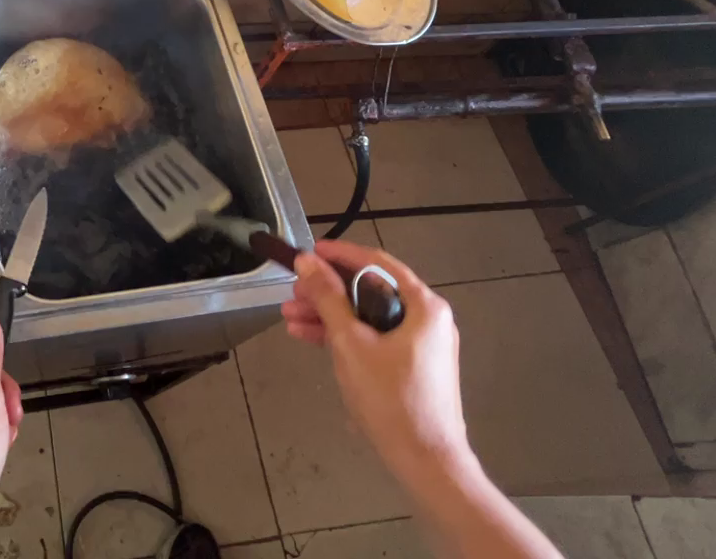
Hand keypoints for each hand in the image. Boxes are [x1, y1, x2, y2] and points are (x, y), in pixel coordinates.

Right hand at [281, 239, 471, 481]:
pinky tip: (308, 336)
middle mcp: (426, 318)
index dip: (339, 254)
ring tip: (290, 316)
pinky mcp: (409, 365)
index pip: (375, 263)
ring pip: (366, 315)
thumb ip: (328, 297)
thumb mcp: (350, 342)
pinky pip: (372, 337)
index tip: (307, 253)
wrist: (425, 463)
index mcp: (423, 306)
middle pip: (368, 289)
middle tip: (293, 292)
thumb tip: (306, 261)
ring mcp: (418, 343)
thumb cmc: (390, 397)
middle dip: (327, 290)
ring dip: (328, 314)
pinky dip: (343, 335)